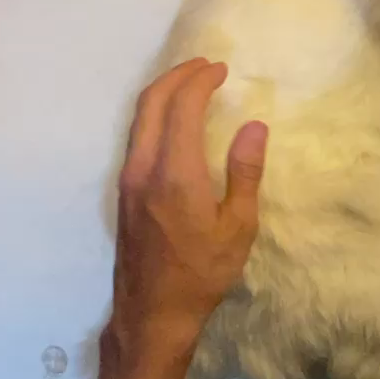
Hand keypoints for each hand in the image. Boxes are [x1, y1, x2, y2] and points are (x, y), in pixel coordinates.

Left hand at [103, 59, 265, 367]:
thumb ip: (245, 173)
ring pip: (139, 119)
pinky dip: (155, 116)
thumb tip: (255, 127)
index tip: (222, 69)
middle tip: (205, 67)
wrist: (153, 311)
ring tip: (191, 86)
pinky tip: (174, 122)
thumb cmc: (203, 274)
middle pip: (151, 103)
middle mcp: (143, 168)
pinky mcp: (124, 192)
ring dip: (163, 94)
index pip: (182, 107)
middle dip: (177, 76)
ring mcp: (128, 179)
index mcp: (175, 173)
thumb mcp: (238, 228)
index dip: (201, 81)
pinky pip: (137, 137)